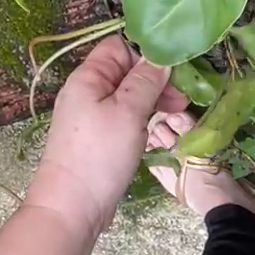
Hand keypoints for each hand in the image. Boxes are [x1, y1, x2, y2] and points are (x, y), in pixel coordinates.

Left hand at [25, 37, 183, 237]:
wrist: (71, 207)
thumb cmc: (99, 155)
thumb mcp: (128, 112)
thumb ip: (146, 81)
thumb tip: (161, 58)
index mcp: (88, 77)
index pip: (119, 47)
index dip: (147, 53)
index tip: (174, 70)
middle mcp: (87, 92)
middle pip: (125, 72)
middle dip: (155, 79)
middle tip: (182, 99)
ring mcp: (91, 116)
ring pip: (127, 96)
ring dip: (152, 100)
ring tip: (176, 114)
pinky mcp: (98, 139)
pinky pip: (123, 117)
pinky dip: (142, 118)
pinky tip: (157, 129)